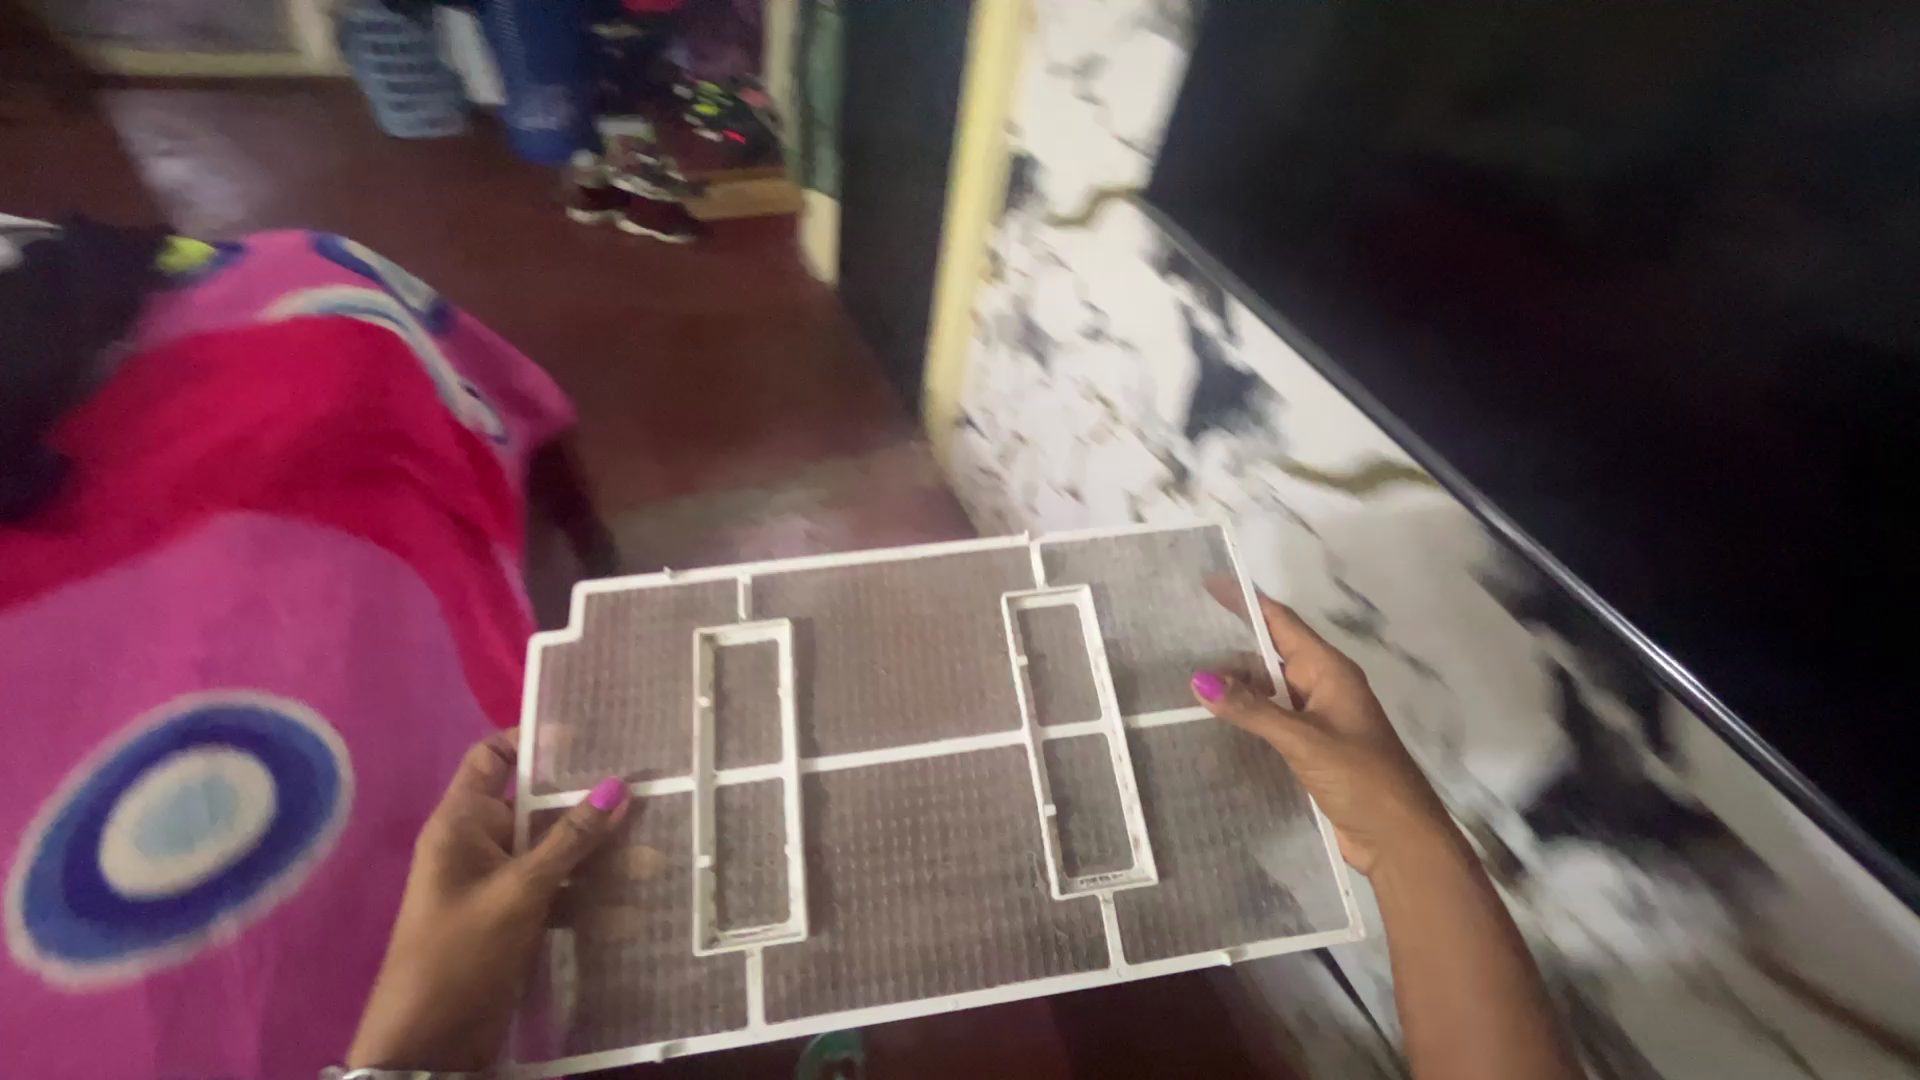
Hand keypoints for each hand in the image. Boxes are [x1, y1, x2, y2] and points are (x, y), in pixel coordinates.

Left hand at [347, 730, 630, 1070]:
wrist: (428, 1049)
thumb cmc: (459, 954)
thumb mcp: (521, 889)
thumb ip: (572, 838)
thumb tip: (620, 785)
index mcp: (462, 823)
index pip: (492, 758)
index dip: (533, 739)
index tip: (588, 733)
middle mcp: (481, 842)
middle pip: (538, 801)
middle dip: (588, 797)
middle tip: (643, 782)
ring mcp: (501, 878)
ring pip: (558, 845)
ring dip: (600, 849)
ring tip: (653, 847)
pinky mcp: (518, 912)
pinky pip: (563, 885)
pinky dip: (592, 889)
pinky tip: (633, 900)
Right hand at [1191, 590, 1455, 875]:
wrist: (1401, 842)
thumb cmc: (1362, 779)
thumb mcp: (1303, 739)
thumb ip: (1251, 709)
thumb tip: (1198, 679)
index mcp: (1330, 672)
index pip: (1282, 623)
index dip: (1248, 601)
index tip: (1212, 583)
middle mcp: (1324, 686)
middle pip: (1271, 654)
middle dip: (1232, 649)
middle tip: (1184, 646)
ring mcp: (1319, 717)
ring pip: (1269, 687)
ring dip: (1237, 686)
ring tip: (1191, 687)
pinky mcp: (1312, 746)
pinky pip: (1272, 716)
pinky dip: (1247, 713)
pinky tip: (1219, 718)